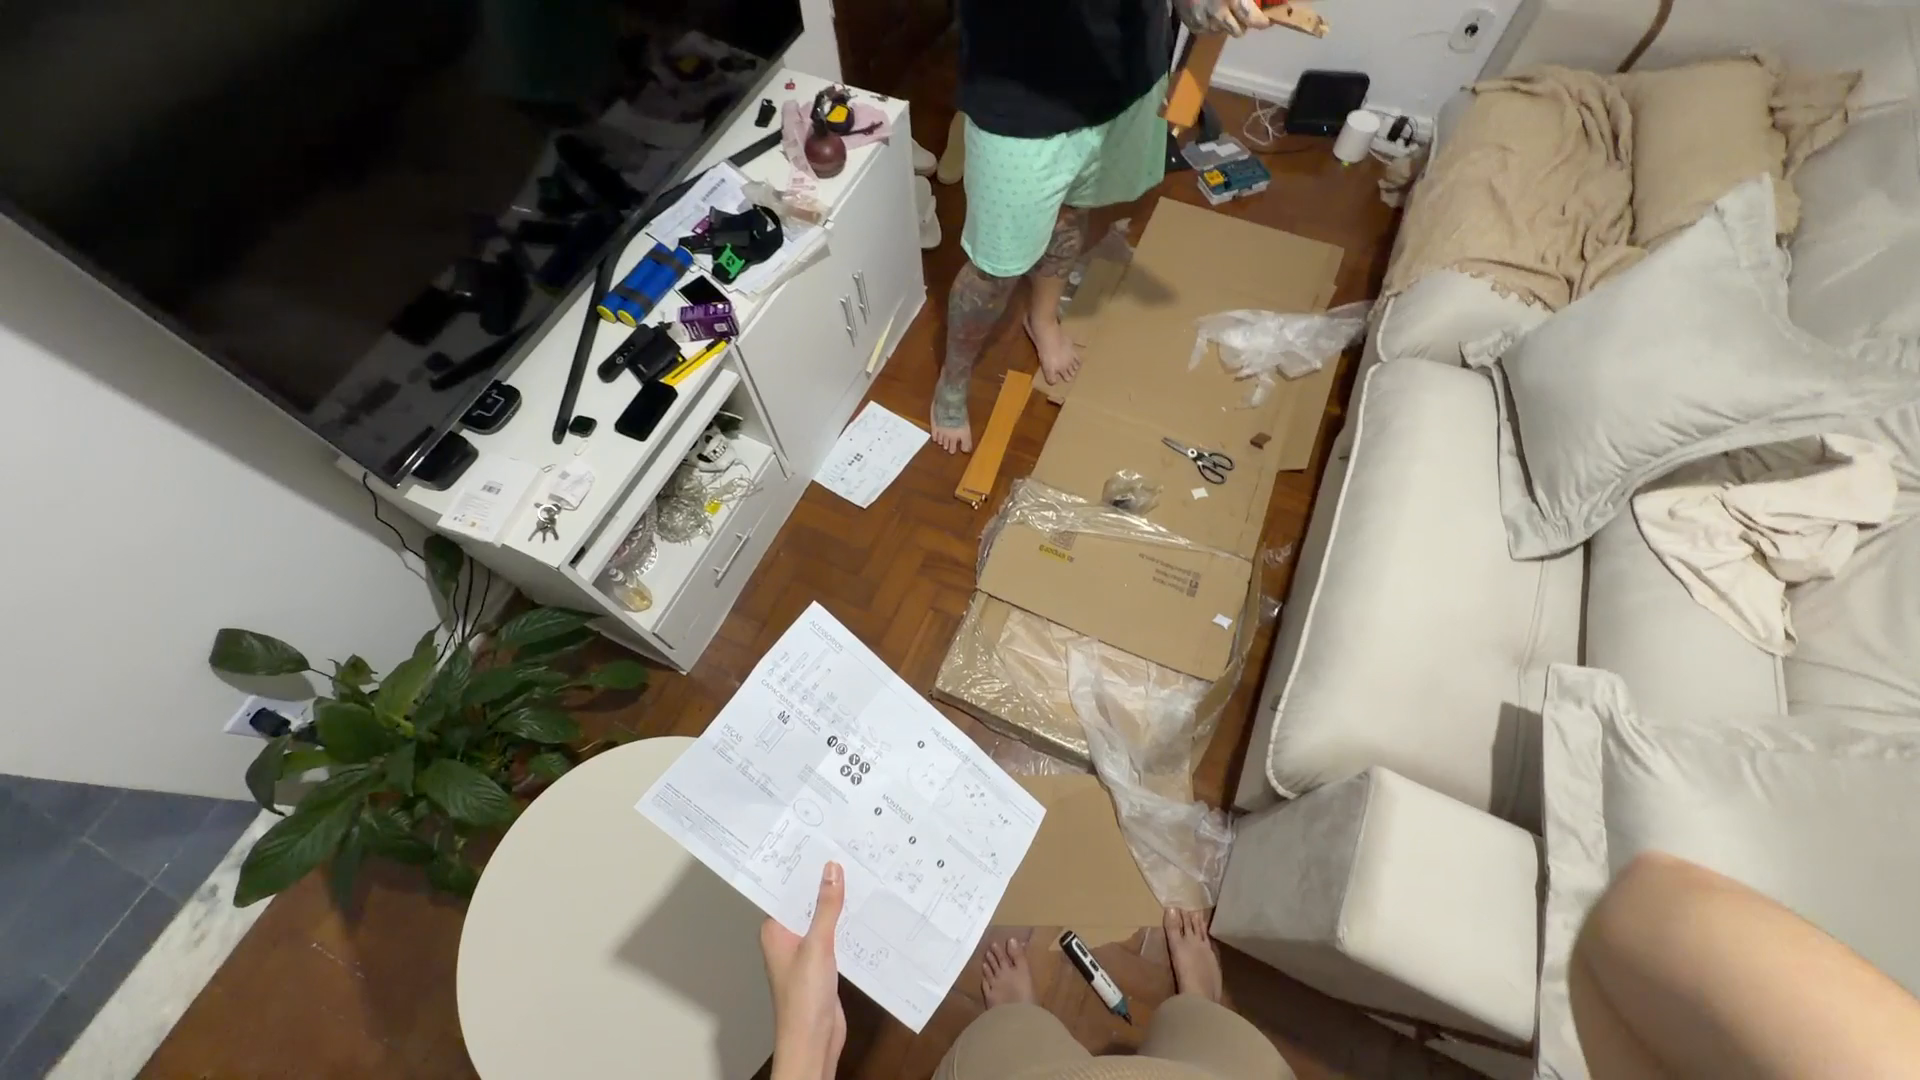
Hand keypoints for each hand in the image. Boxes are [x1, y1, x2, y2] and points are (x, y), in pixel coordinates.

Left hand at [761, 862, 847, 1079]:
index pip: (787, 890)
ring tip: (861, 870)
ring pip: (822, 917)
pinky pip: (835, 934)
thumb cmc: (805, 996)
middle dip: (825, 881)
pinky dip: (847, 922)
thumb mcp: (818, 945)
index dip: (804, 867)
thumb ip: (827, 907)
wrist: (814, 1044)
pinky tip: (865, 907)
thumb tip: (832, 867)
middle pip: (806, 902)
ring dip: (838, 902)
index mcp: (775, 930)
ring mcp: (805, 951)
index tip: (822, 841)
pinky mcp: (823, 964)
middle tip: (847, 849)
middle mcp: (787, 938)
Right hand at [1173, 0, 1272, 34]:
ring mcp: (1204, 22)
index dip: (1262, 22)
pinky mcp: (1192, 25)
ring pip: (1222, 32)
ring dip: (1227, 24)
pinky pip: (1207, 31)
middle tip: (1245, 14)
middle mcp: (1218, 15)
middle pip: (1238, 32)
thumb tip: (1255, 2)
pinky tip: (1210, 12)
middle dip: (1244, 24)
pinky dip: (1212, 25)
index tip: (1267, 21)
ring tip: (1225, 10)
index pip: (1252, 19)